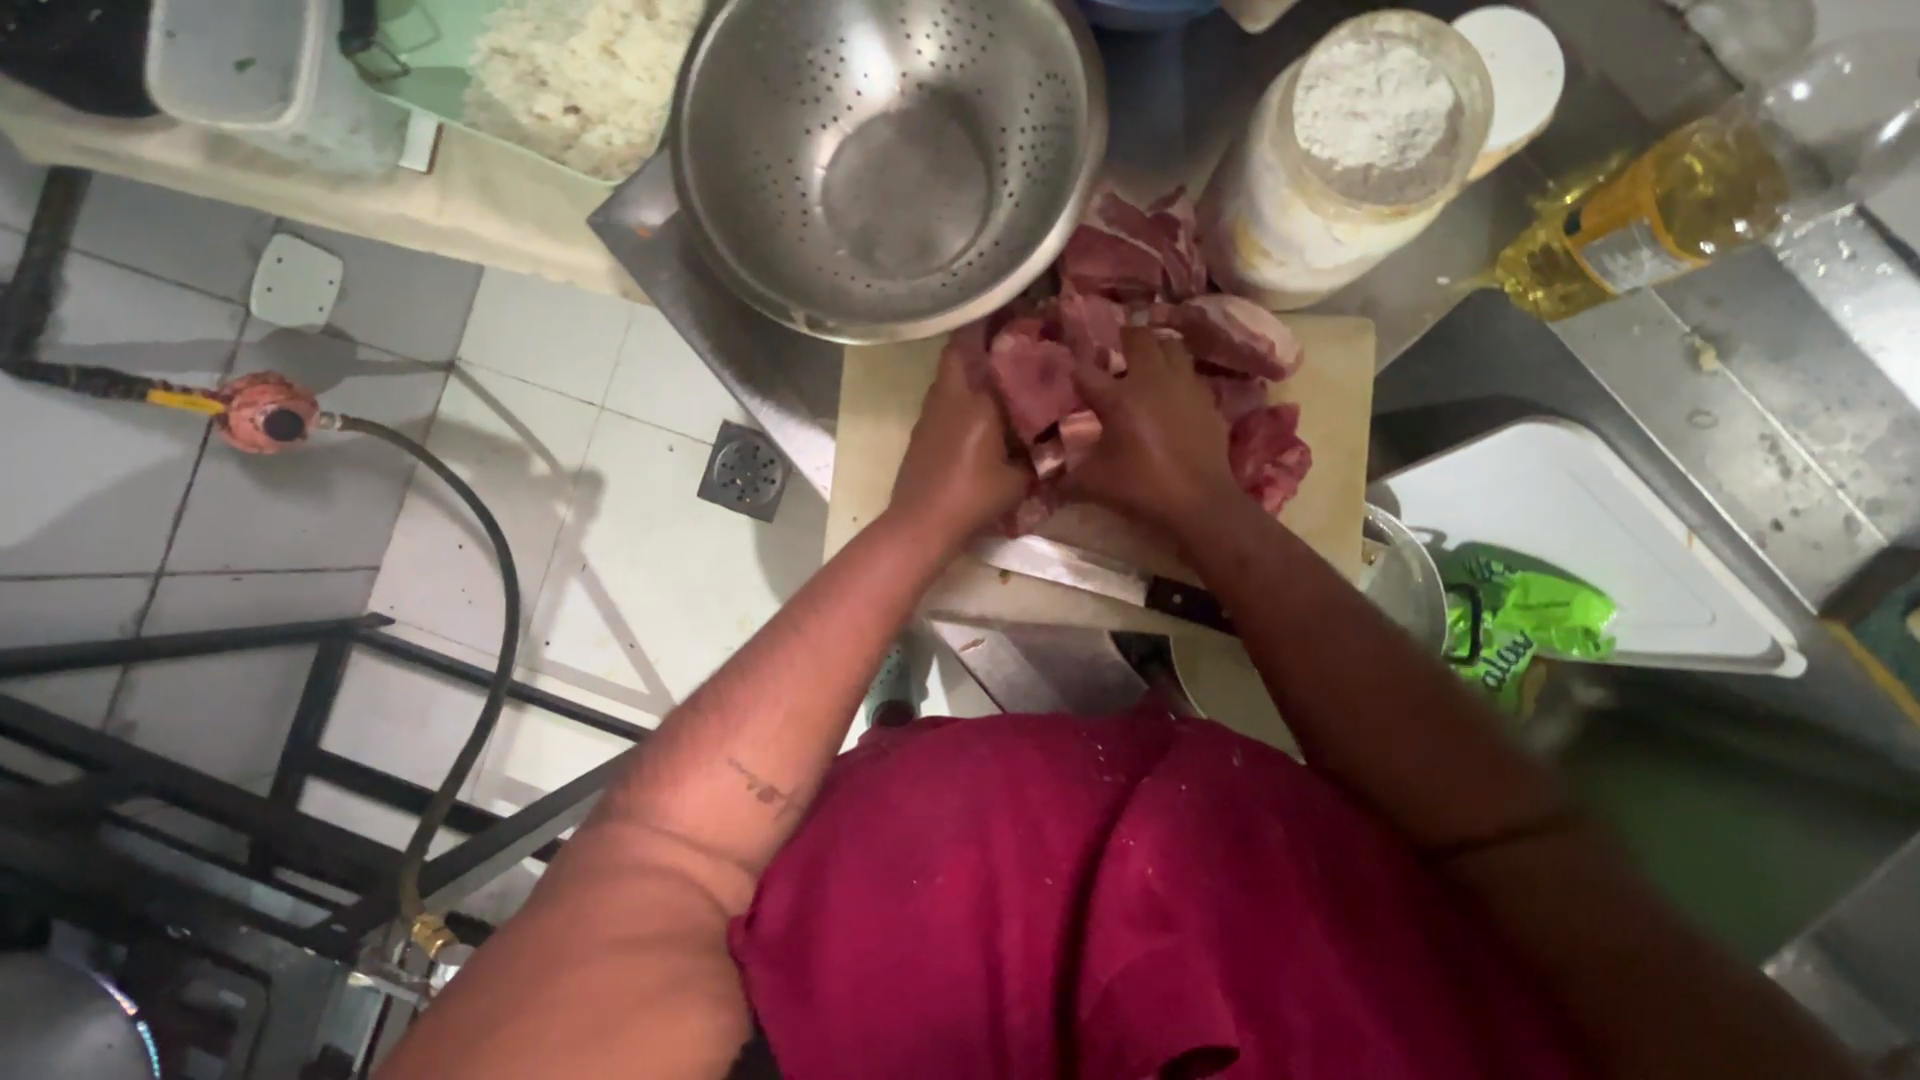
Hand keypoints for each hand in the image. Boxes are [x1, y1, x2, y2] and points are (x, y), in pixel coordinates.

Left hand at [887, 338, 1028, 547]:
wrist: (921, 522)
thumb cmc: (973, 498)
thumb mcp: (1019, 481)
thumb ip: (1039, 457)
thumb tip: (1056, 443)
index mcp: (978, 401)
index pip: (993, 354)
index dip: (1008, 335)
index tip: (1025, 322)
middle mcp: (950, 396)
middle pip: (958, 350)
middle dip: (977, 339)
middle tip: (1003, 340)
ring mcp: (930, 412)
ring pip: (947, 375)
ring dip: (966, 368)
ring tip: (994, 372)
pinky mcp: (920, 430)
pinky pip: (942, 398)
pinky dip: (958, 394)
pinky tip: (976, 409)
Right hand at [1067, 328, 1239, 537]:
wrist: (1200, 501)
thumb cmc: (1143, 488)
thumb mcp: (1095, 484)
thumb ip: (1067, 477)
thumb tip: (1046, 480)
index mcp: (1119, 398)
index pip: (1086, 371)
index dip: (1075, 370)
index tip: (1071, 376)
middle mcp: (1152, 380)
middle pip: (1138, 338)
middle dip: (1123, 340)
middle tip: (1115, 353)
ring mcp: (1184, 385)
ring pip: (1171, 346)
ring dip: (1156, 349)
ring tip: (1147, 363)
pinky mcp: (1206, 398)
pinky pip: (1190, 373)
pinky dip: (1178, 375)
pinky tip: (1172, 393)